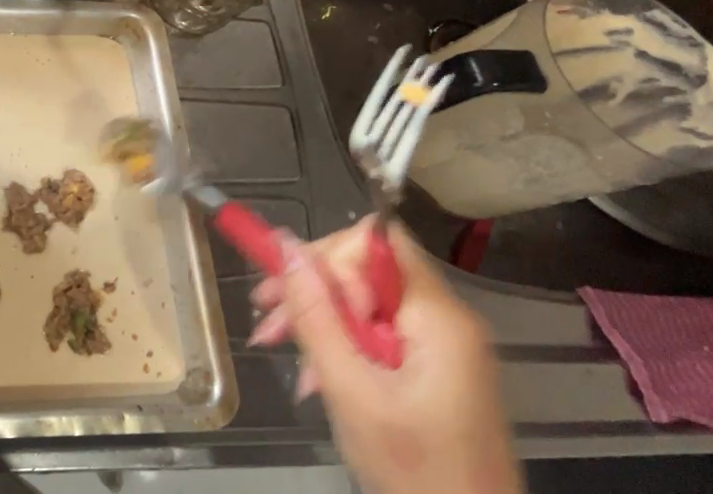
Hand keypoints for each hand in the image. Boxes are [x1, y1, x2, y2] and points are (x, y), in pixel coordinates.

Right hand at [249, 219, 522, 493]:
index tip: (290, 293)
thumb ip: (317, 316)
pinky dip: (342, 343)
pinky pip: (378, 331)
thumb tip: (286, 248)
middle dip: (312, 288)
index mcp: (438, 318)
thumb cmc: (416, 472)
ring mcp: (444, 344)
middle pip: (367, 267)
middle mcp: (446, 319)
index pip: (374, 242)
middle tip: (267, 318)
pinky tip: (315, 374)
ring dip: (319, 318)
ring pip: (366, 300)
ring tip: (278, 347)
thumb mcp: (352, 392)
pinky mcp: (436, 367)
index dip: (327, 257)